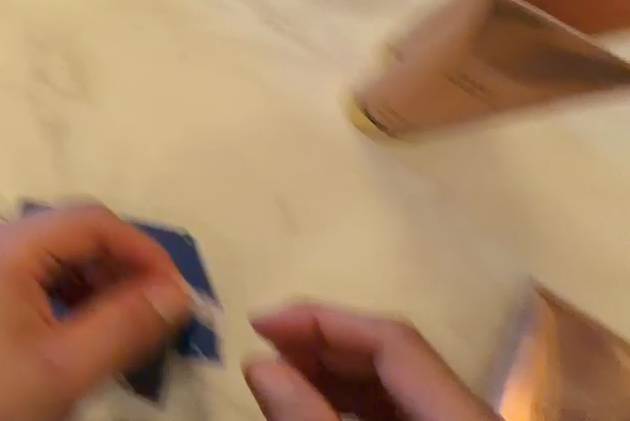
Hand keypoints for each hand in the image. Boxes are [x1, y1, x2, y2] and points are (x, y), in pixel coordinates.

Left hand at [0, 204, 194, 420]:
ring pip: (63, 251)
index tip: (183, 297)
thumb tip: (179, 294)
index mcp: (10, 243)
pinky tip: (101, 332)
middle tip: (167, 319)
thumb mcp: (67, 365)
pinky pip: (43, 270)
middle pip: (77, 230)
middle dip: (127, 267)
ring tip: (140, 332)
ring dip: (105, 283)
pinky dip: (78, 294)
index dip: (144, 250)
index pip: (92, 220)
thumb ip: (126, 324)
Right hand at [244, 304, 498, 420]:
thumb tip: (257, 361)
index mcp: (464, 414)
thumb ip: (309, 419)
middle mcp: (475, 413)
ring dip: (330, 373)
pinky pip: (403, 408)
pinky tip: (319, 406)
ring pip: (395, 382)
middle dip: (320, 346)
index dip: (318, 319)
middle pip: (393, 356)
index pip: (392, 338)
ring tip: (283, 381)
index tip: (257, 324)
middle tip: (266, 355)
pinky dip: (353, 401)